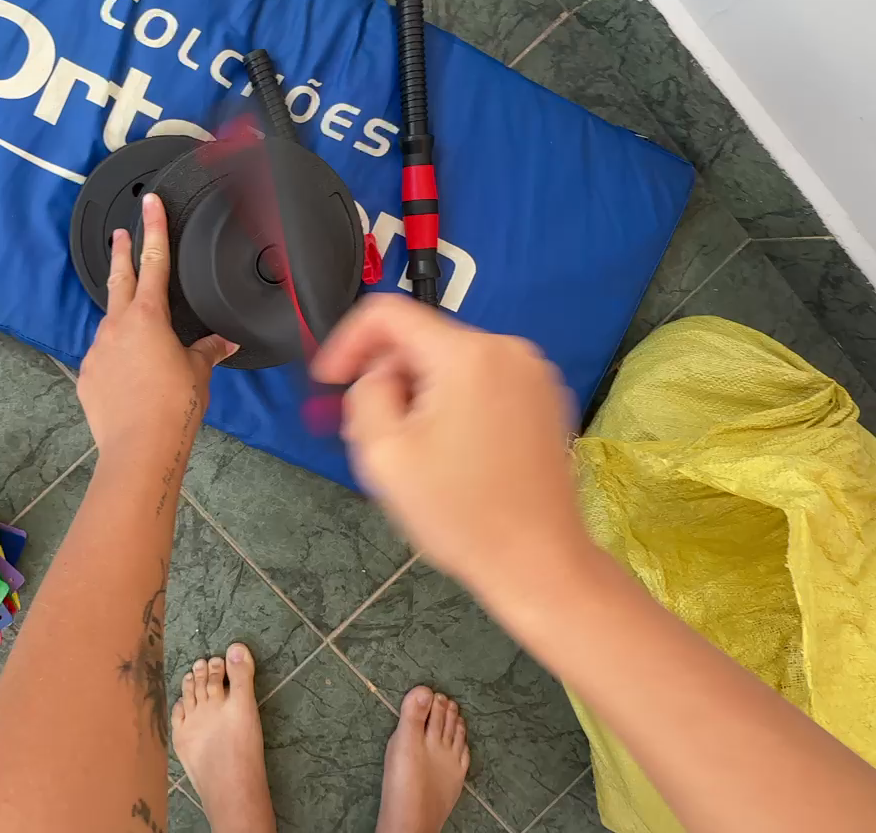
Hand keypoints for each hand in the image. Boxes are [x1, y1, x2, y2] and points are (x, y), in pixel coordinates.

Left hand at [78, 192, 238, 458]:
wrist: (140, 448)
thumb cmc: (176, 406)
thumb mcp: (198, 373)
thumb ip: (208, 350)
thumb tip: (225, 342)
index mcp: (149, 317)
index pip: (154, 262)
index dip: (154, 229)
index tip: (149, 204)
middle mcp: (117, 326)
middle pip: (119, 279)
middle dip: (121, 253)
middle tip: (118, 234)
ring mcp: (97, 351)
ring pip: (112, 325)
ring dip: (123, 322)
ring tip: (141, 341)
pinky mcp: (86, 376)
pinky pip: (103, 358)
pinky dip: (116, 359)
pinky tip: (130, 378)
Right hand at [311, 294, 589, 595]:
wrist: (540, 564)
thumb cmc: (459, 513)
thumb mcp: (383, 454)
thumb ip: (365, 393)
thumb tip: (380, 376)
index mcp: (465, 355)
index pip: (388, 312)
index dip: (347, 341)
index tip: (331, 380)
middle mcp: (506, 348)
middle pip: (420, 338)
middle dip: (386, 375)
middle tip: (372, 429)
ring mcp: (532, 371)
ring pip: (448, 360)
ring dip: (418, 391)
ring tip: (413, 447)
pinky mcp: (545, 396)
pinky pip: (480, 378)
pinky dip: (453, 399)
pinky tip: (451, 448)